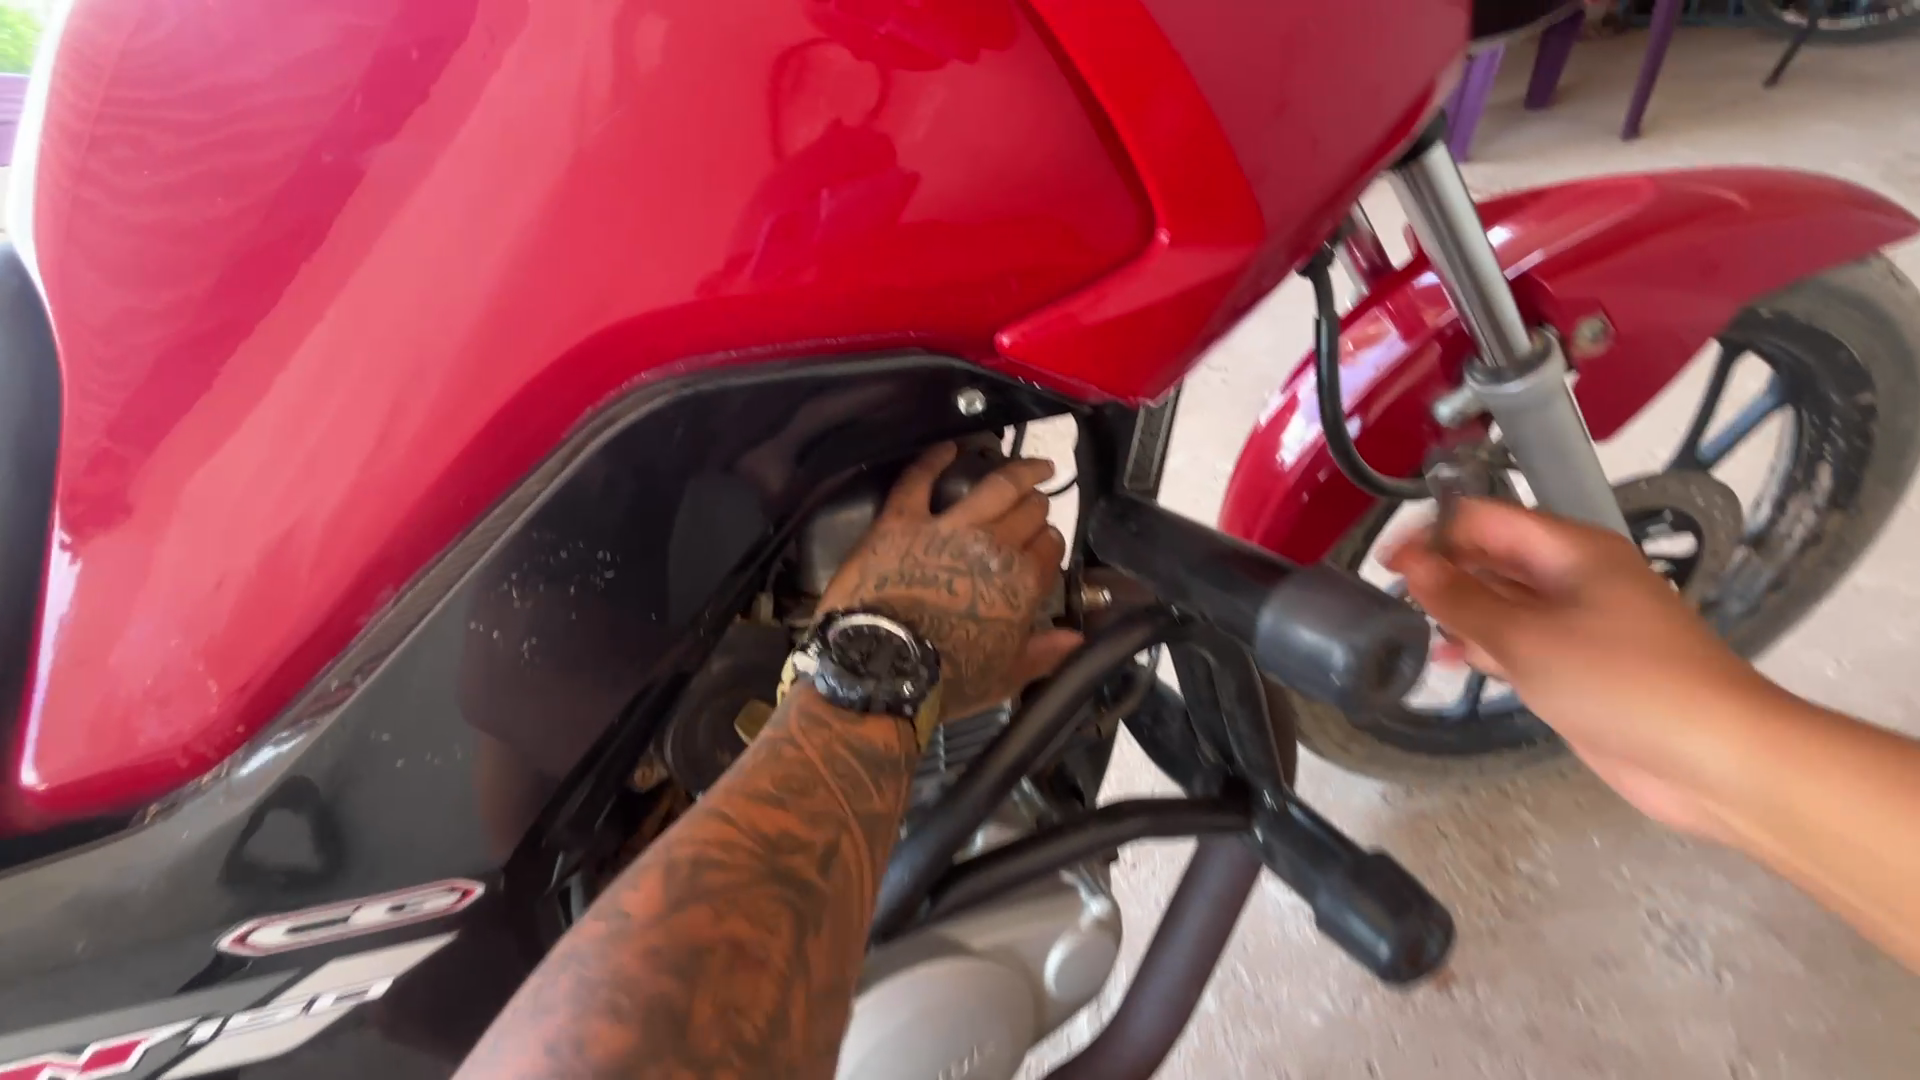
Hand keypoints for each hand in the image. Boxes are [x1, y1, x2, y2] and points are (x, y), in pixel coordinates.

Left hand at [820, 443, 1081, 717]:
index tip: (1045, 544)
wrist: (879, 669)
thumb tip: (1075, 639)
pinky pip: (920, 480)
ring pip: (994, 487)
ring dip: (1018, 472)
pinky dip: (934, 459)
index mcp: (1022, 584)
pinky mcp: (901, 521)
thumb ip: (1044, 653)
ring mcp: (947, 528)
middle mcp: (993, 546)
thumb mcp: (1005, 678)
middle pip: (1028, 512)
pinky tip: (950, 447)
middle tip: (1036, 505)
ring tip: (1032, 465)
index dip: (1049, 543)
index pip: (1049, 548)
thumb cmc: (943, 681)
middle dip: (1037, 506)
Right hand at [1383, 498, 1787, 839]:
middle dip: (1442, 572)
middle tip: (1394, 600)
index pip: (1483, 519)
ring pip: (1498, 600)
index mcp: (1568, 551)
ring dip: (1457, 611)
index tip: (1388, 567)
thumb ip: (1459, 597)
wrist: (1715, 760)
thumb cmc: (1619, 681)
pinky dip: (1481, 644)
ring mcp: (1573, 622)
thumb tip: (1410, 563)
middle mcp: (1569, 577)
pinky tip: (1449, 660)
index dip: (1432, 535)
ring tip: (1414, 630)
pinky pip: (1514, 639)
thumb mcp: (1524, 636)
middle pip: (1489, 556)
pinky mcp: (1573, 663)